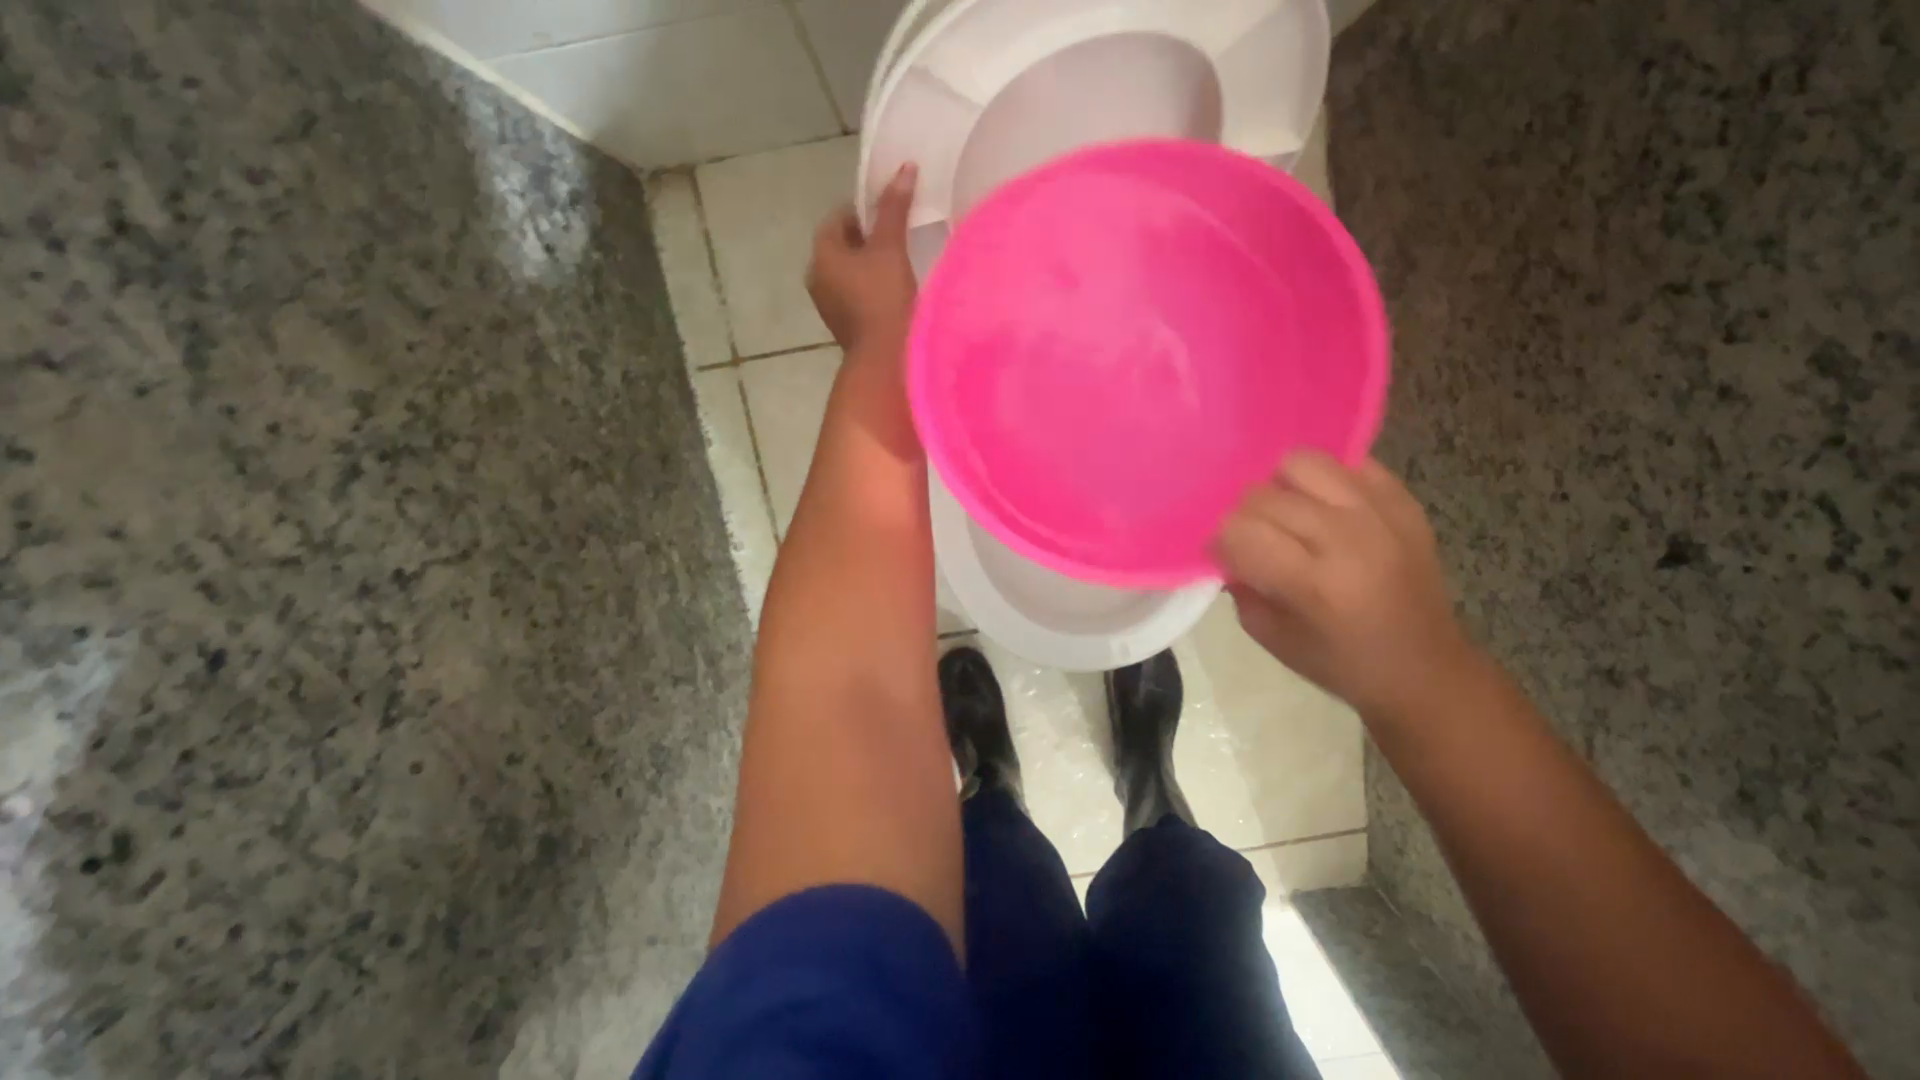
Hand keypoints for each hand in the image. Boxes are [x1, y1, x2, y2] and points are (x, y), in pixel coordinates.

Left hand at [807, 164, 918, 353]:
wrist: (885, 358)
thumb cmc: (883, 297)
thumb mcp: (890, 247)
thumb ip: (894, 208)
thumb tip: (904, 168)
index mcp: (821, 254)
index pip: (837, 218)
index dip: (863, 210)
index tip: (889, 212)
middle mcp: (816, 277)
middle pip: (841, 246)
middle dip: (866, 238)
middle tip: (897, 235)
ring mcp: (827, 305)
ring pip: (848, 272)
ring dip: (868, 264)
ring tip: (898, 262)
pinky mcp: (843, 325)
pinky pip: (854, 295)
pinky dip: (869, 287)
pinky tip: (892, 290)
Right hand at [1213, 453, 1475, 720]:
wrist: (1425, 669)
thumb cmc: (1342, 664)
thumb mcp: (1274, 639)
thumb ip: (1242, 589)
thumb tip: (1228, 551)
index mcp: (1313, 583)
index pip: (1239, 530)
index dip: (1221, 541)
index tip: (1224, 556)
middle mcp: (1347, 538)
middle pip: (1264, 495)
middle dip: (1245, 516)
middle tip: (1254, 540)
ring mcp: (1379, 514)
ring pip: (1303, 463)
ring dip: (1283, 486)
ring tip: (1290, 514)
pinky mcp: (1404, 502)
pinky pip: (1350, 464)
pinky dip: (1328, 481)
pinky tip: (1326, 508)